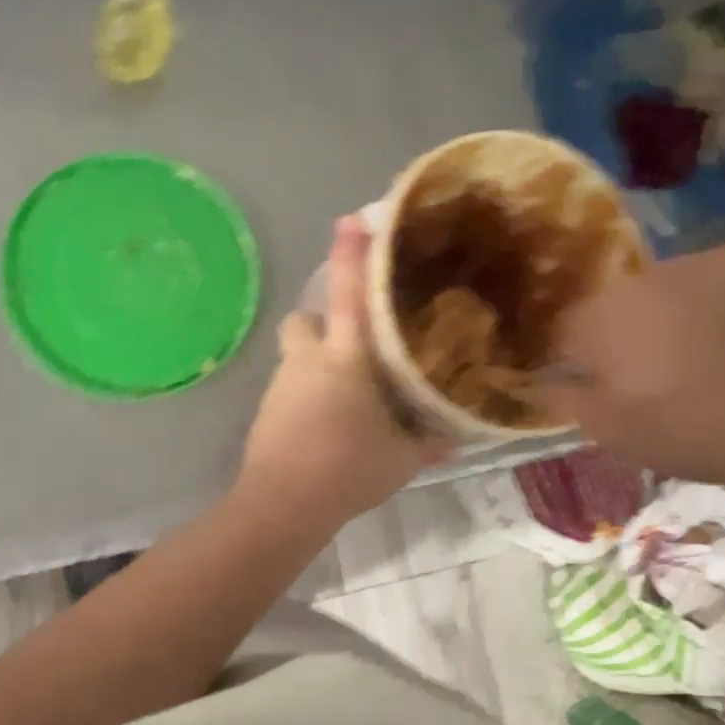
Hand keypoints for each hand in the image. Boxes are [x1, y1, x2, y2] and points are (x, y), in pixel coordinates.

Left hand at [237, 216, 449, 526]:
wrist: (282, 504)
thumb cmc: (348, 470)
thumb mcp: (403, 458)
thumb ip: (431, 440)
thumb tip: (459, 432)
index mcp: (346, 358)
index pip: (351, 294)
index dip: (353, 254)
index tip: (353, 220)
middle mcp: (307, 360)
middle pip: (306, 318)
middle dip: (324, 322)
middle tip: (353, 345)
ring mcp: (280, 384)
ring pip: (296, 354)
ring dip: (316, 362)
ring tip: (344, 397)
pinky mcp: (265, 410)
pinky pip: (289, 386)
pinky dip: (306, 393)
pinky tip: (325, 424)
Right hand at [545, 240, 724, 483]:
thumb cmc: (694, 431)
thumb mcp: (612, 432)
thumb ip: (566, 398)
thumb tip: (543, 379)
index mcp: (605, 314)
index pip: (569, 326)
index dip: (578, 355)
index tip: (595, 381)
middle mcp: (654, 273)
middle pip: (629, 301)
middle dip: (636, 331)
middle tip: (662, 375)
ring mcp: (720, 259)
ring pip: (687, 284)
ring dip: (690, 311)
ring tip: (720, 354)